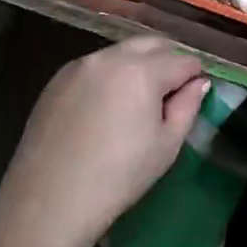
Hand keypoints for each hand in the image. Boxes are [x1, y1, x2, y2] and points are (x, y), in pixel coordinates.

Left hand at [0, 36, 209, 246]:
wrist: (48, 202)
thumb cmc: (118, 177)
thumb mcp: (166, 145)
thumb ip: (188, 106)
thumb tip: (198, 83)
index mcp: (142, 71)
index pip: (183, 60)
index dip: (195, 76)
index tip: (194, 96)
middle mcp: (110, 57)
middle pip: (152, 43)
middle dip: (169, 60)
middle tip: (172, 92)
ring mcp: (79, 65)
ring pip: (122, 51)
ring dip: (139, 64)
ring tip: (138, 100)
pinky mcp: (56, 80)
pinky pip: (95, 66)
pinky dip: (110, 75)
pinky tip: (107, 107)